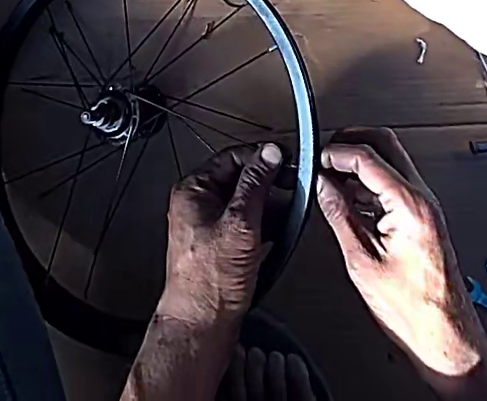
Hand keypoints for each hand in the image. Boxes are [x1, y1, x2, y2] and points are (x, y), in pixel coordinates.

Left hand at [123, 142, 283, 400]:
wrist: (201, 330)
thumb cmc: (208, 283)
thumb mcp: (240, 223)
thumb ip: (256, 185)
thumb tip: (269, 155)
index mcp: (194, 190)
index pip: (231, 158)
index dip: (260, 157)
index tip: (284, 160)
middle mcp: (198, 205)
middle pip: (240, 181)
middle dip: (269, 185)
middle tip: (292, 187)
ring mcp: (209, 227)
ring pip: (245, 205)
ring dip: (270, 207)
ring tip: (290, 213)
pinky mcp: (220, 249)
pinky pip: (246, 226)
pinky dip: (265, 227)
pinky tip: (280, 234)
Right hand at [316, 129, 486, 400]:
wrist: (448, 346)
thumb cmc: (416, 315)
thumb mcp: (362, 262)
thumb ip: (339, 214)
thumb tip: (322, 185)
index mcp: (410, 206)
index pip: (367, 156)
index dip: (335, 152)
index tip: (317, 159)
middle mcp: (423, 199)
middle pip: (384, 143)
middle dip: (350, 141)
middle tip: (325, 154)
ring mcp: (426, 207)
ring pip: (391, 159)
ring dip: (360, 161)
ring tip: (332, 179)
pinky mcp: (423, 218)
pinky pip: (394, 181)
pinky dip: (369, 179)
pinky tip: (350, 197)